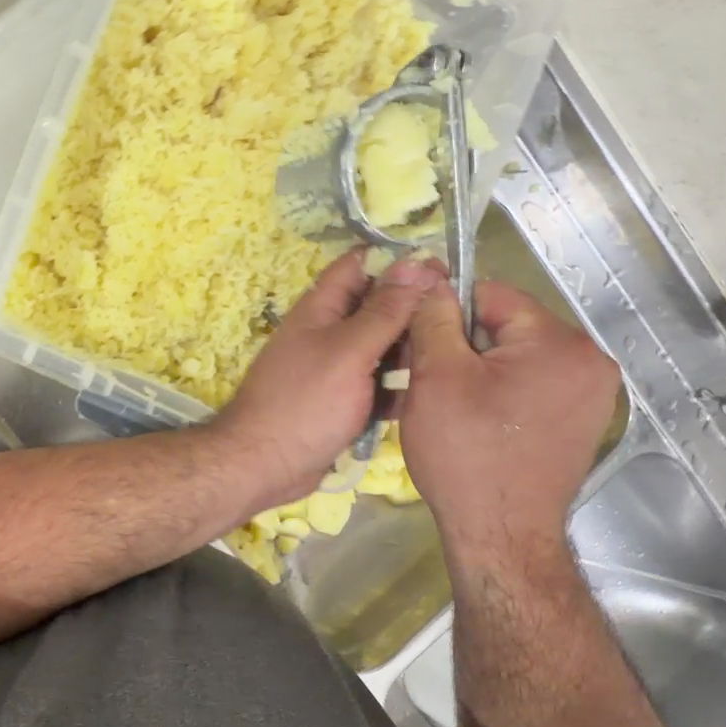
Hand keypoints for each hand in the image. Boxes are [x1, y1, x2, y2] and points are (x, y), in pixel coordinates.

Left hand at [211, 251, 441, 512]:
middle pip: (378, 306)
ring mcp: (335, 368)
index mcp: (320, 309)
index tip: (444, 267)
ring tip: (454, 355)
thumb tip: (415, 264)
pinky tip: (432, 390)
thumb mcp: (349, 351)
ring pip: (382, 346)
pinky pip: (378, 382)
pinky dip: (400, 384)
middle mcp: (327, 333)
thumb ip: (383, 310)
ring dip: (411, 350)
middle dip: (414, 309)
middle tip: (460, 319)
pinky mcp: (343, 400)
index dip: (399, 261)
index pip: (359, 265)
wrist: (265, 464)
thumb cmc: (304, 403)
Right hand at [399, 278, 620, 565]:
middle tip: (424, 380)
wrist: (500, 534)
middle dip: (460, 346)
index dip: (445, 314)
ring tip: (444, 405)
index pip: (492, 296)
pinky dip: (495, 395)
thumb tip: (426, 276)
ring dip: (475, 372)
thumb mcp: (437, 378)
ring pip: (514, 359)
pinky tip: (471, 422)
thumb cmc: (466, 453)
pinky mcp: (578, 423)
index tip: (414, 344)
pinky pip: (528, 388)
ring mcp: (590, 396)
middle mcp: (590, 362)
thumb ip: (433, 319)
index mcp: (561, 343)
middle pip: (506, 328)